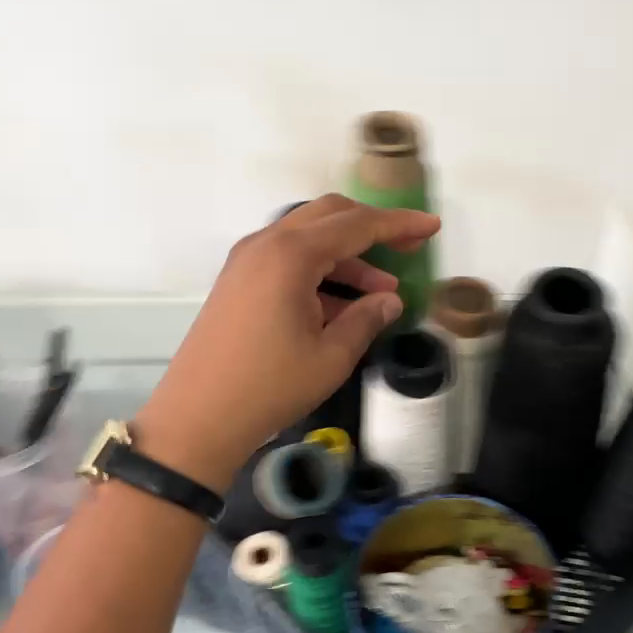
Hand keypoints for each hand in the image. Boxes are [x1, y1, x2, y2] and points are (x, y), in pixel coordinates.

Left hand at [136, 196, 439, 489]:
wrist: (200, 416)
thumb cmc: (270, 386)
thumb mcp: (331, 357)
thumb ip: (366, 320)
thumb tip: (389, 301)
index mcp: (290, 255)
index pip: (356, 225)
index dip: (398, 224)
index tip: (431, 227)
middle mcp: (266, 244)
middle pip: (329, 216)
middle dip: (372, 228)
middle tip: (409, 248)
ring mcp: (247, 262)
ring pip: (308, 239)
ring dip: (348, 257)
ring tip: (383, 293)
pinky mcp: (239, 282)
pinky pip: (288, 260)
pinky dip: (321, 272)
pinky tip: (345, 304)